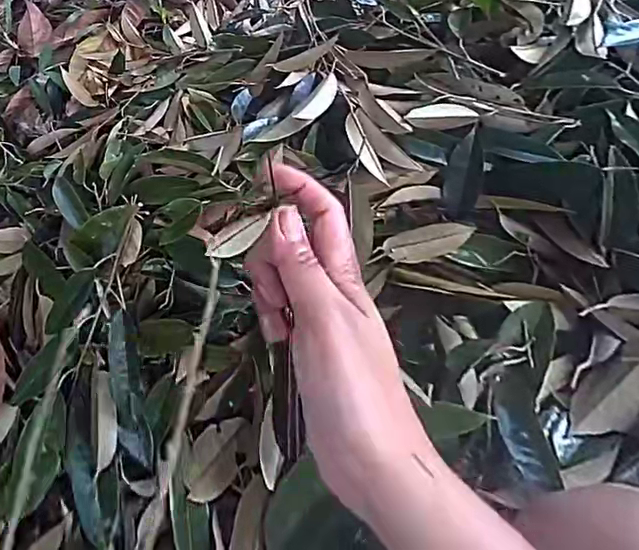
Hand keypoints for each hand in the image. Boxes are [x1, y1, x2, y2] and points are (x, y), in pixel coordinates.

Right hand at [247, 162, 534, 549]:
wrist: (373, 466)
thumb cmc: (357, 390)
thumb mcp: (324, 320)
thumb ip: (301, 266)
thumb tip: (281, 213)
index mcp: (342, 274)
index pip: (322, 213)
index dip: (299, 187)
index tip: (265, 171)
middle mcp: (329, 286)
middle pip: (289, 240)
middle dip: (268, 251)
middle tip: (271, 289)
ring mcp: (316, 313)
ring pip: (278, 272)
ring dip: (265, 286)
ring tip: (277, 323)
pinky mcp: (304, 339)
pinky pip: (275, 306)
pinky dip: (268, 314)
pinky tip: (276, 338)